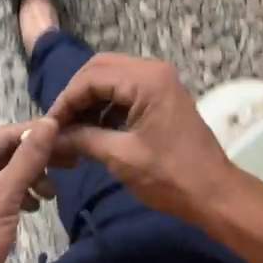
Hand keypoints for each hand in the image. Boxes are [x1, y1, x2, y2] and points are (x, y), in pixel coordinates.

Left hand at [0, 119, 57, 262]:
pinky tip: (33, 206)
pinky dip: (18, 195)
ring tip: (49, 195)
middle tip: (69, 165)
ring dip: (29, 179)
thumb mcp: (4, 195)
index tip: (68, 137)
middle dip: (35, 160)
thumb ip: (29, 157)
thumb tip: (50, 121)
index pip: (4, 134)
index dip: (36, 134)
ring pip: (4, 172)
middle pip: (4, 152)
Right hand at [45, 54, 238, 220]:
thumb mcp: (121, 157)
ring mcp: (160, 80)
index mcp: (146, 79)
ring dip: (91, 98)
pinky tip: (95, 128)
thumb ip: (84, 139)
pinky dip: (107, 104)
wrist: (214, 194)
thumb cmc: (169, 177)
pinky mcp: (162, 94)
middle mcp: (153, 70)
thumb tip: (53, 136)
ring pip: (112, 76)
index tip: (48, 125)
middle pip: (101, 68)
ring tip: (73, 128)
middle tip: (58, 123)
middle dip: (77, 95)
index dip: (66, 100)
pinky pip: (126, 88)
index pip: (92, 77)